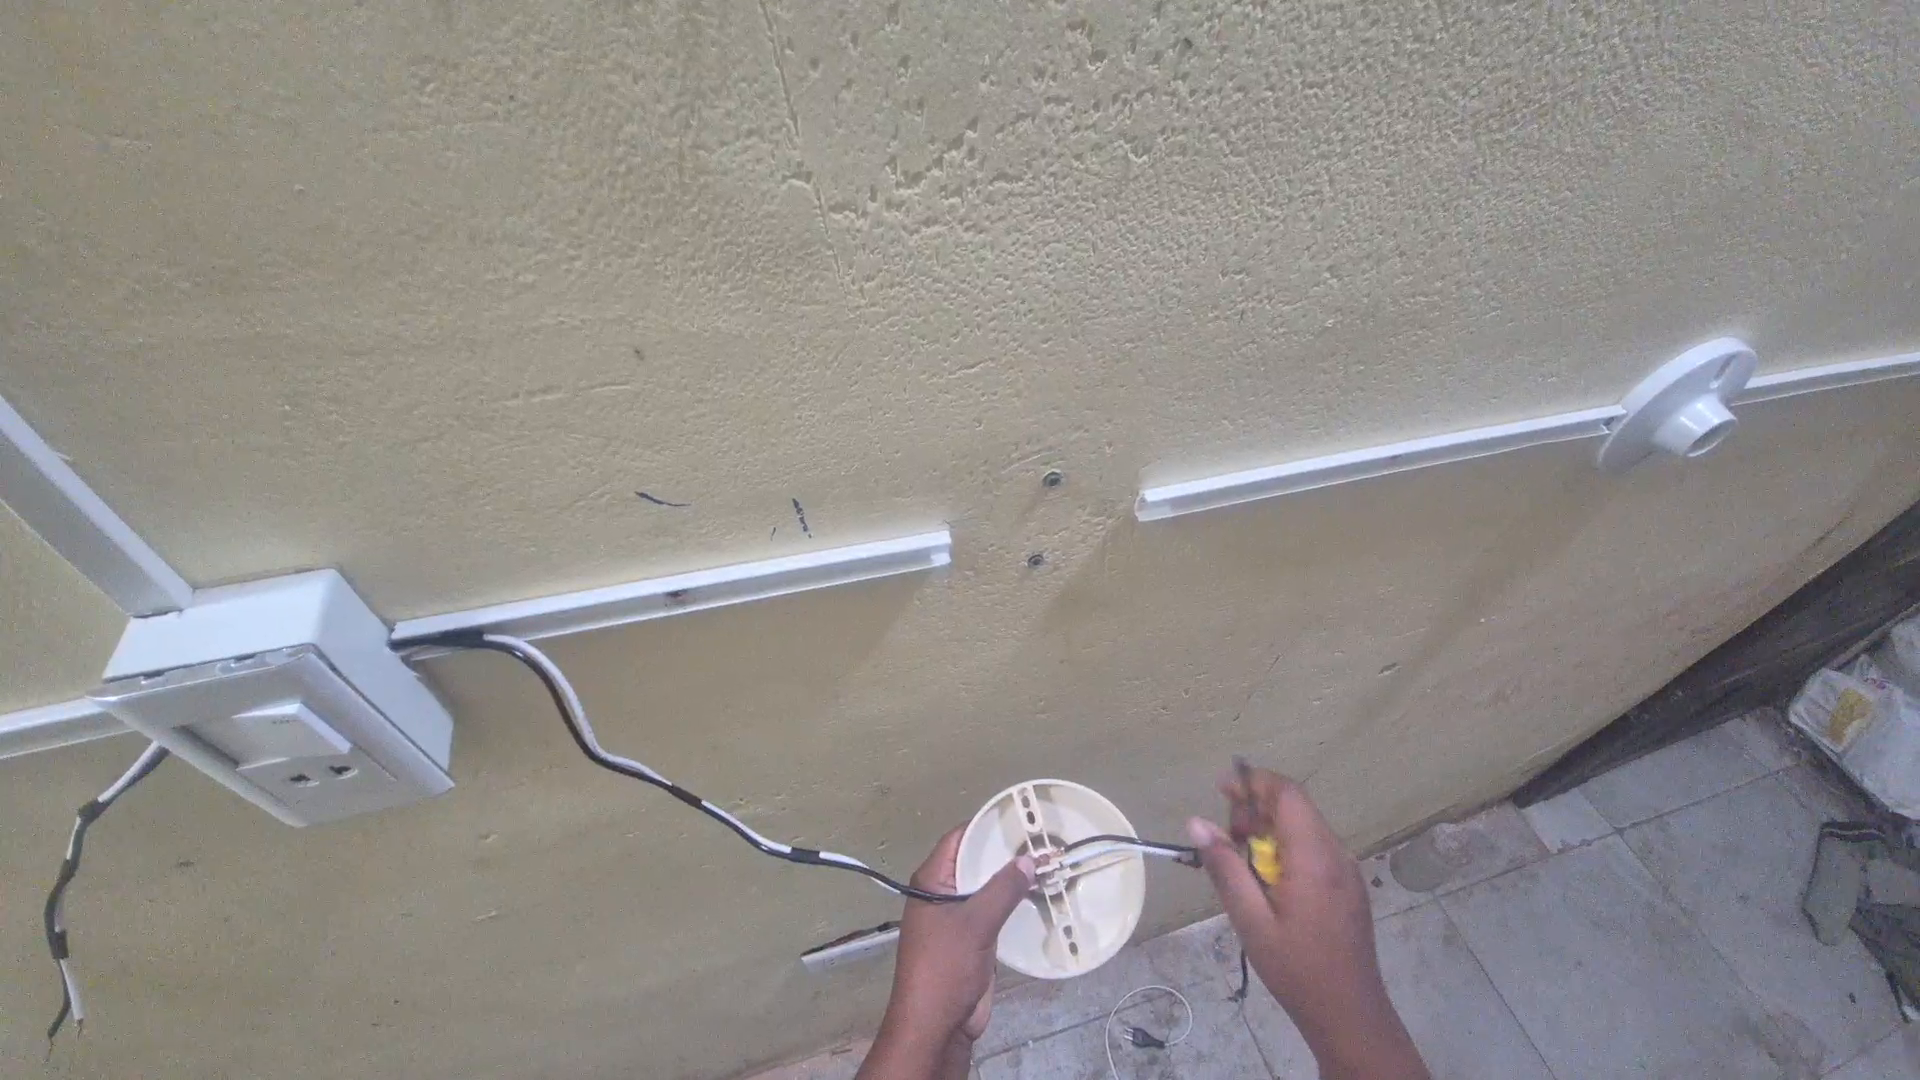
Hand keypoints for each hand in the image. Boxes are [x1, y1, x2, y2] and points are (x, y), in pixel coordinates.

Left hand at [859, 827, 1035, 1078]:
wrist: (936, 1026)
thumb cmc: (945, 966)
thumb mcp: (976, 923)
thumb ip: (1003, 889)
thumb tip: (1028, 859)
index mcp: (932, 880)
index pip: (959, 838)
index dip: (986, 825)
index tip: (1018, 816)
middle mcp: (942, 893)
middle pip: (975, 861)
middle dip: (1005, 852)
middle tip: (1041, 839)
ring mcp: (956, 917)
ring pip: (986, 887)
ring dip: (1011, 879)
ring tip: (1046, 863)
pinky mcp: (971, 939)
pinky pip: (993, 911)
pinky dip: (1012, 903)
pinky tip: (1038, 897)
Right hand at [1187, 767, 1429, 1079]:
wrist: (1351, 1016)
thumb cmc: (1297, 969)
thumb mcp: (1250, 921)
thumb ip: (1225, 867)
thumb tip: (1197, 822)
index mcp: (1315, 858)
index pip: (1287, 794)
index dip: (1253, 781)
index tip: (1221, 788)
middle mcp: (1337, 854)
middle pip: (1294, 806)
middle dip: (1256, 808)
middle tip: (1226, 836)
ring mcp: (1347, 869)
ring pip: (1303, 825)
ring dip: (1269, 827)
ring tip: (1242, 858)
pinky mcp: (1348, 885)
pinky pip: (1313, 846)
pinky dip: (1285, 845)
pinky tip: (1267, 878)